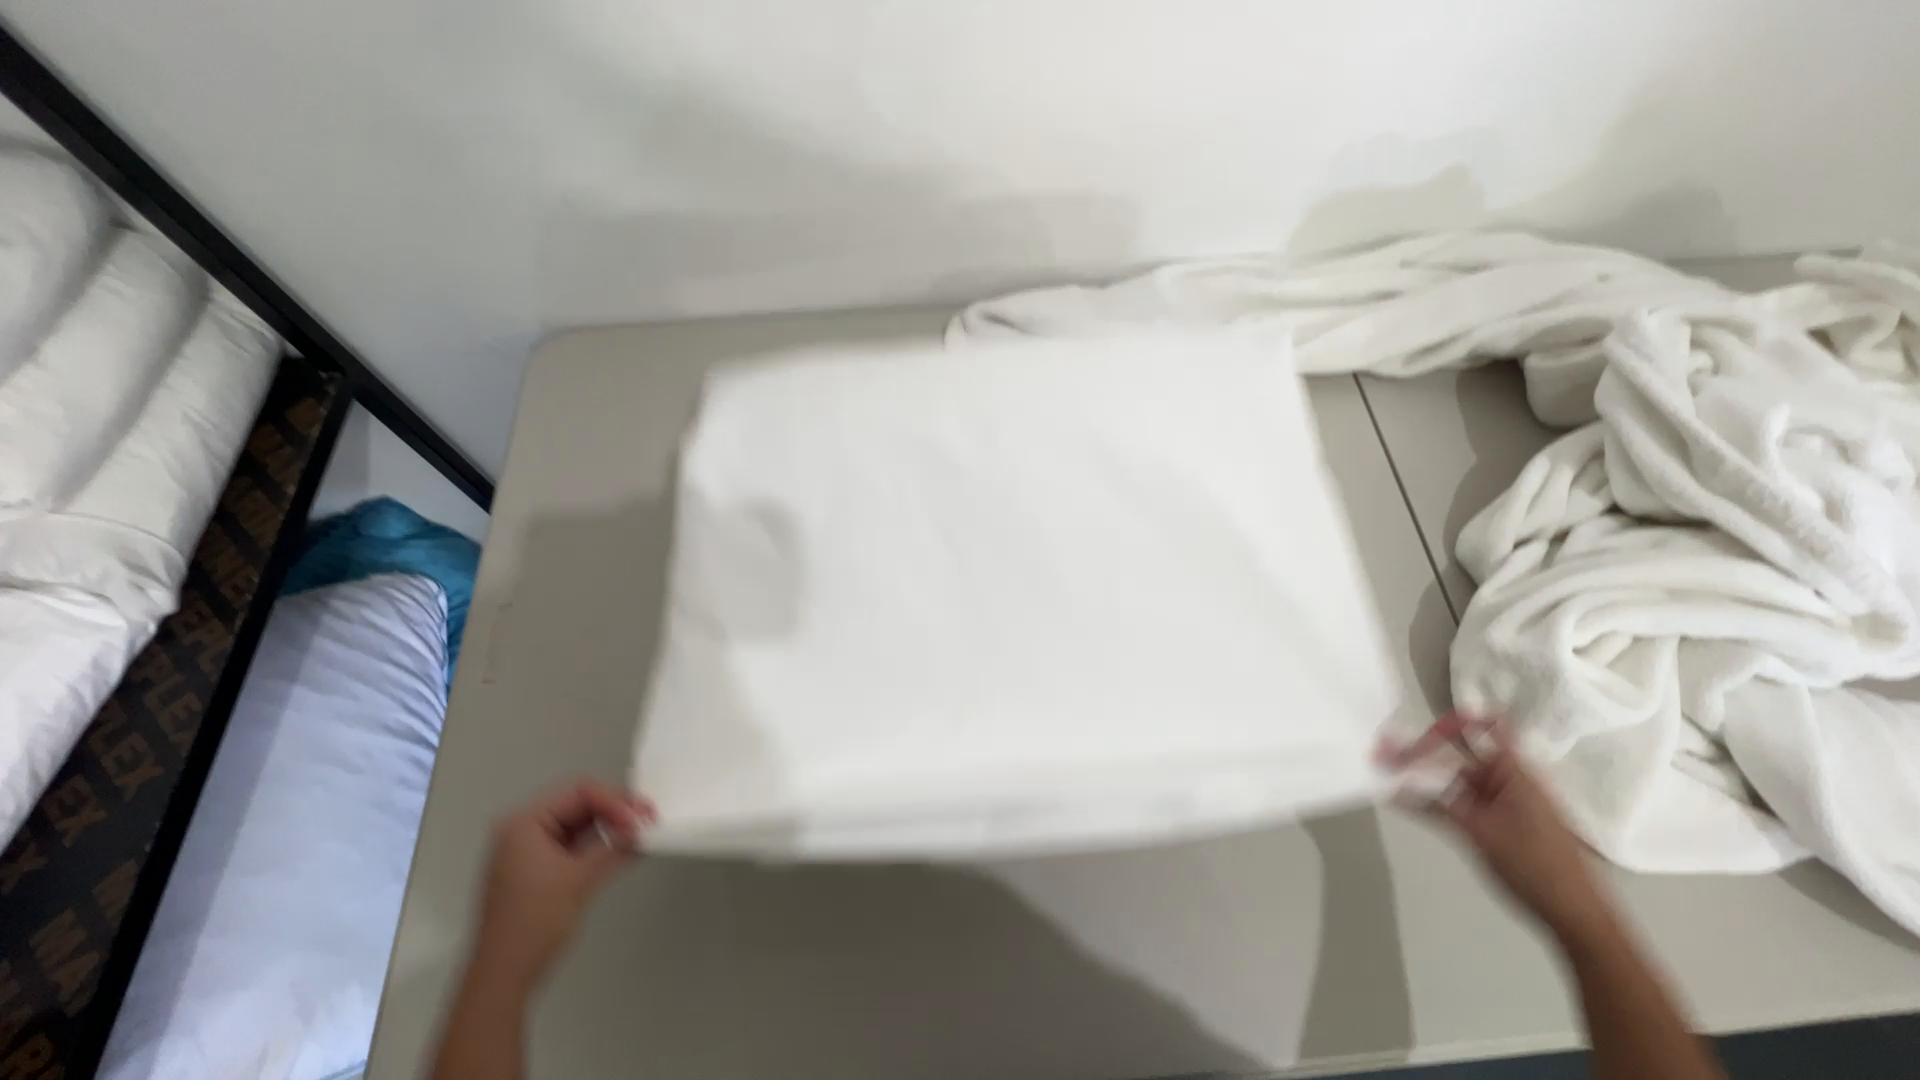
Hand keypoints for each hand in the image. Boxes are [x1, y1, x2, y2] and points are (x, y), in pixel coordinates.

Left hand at [470, 780, 654, 990]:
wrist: (503, 976)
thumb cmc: (534, 923)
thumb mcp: (580, 880)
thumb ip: (616, 848)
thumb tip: (644, 829)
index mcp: (524, 823)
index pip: (579, 793)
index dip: (615, 802)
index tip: (642, 819)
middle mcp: (522, 830)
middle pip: (578, 804)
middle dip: (615, 810)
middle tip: (648, 820)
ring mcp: (528, 850)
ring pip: (577, 824)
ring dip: (609, 826)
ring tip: (640, 832)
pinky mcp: (536, 869)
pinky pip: (572, 844)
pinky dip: (597, 844)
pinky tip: (621, 848)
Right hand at [1379, 713, 1612, 939]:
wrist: (1576, 916)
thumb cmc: (1535, 867)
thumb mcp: (1481, 834)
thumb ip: (1435, 805)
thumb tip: (1395, 783)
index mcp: (1514, 771)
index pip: (1485, 727)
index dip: (1452, 723)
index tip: (1418, 735)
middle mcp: (1507, 780)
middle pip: (1459, 754)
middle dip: (1420, 751)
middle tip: (1380, 752)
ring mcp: (1501, 803)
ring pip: (1455, 779)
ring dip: (1422, 775)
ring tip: (1385, 773)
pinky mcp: (1494, 824)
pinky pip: (1458, 802)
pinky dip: (1432, 798)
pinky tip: (1405, 800)